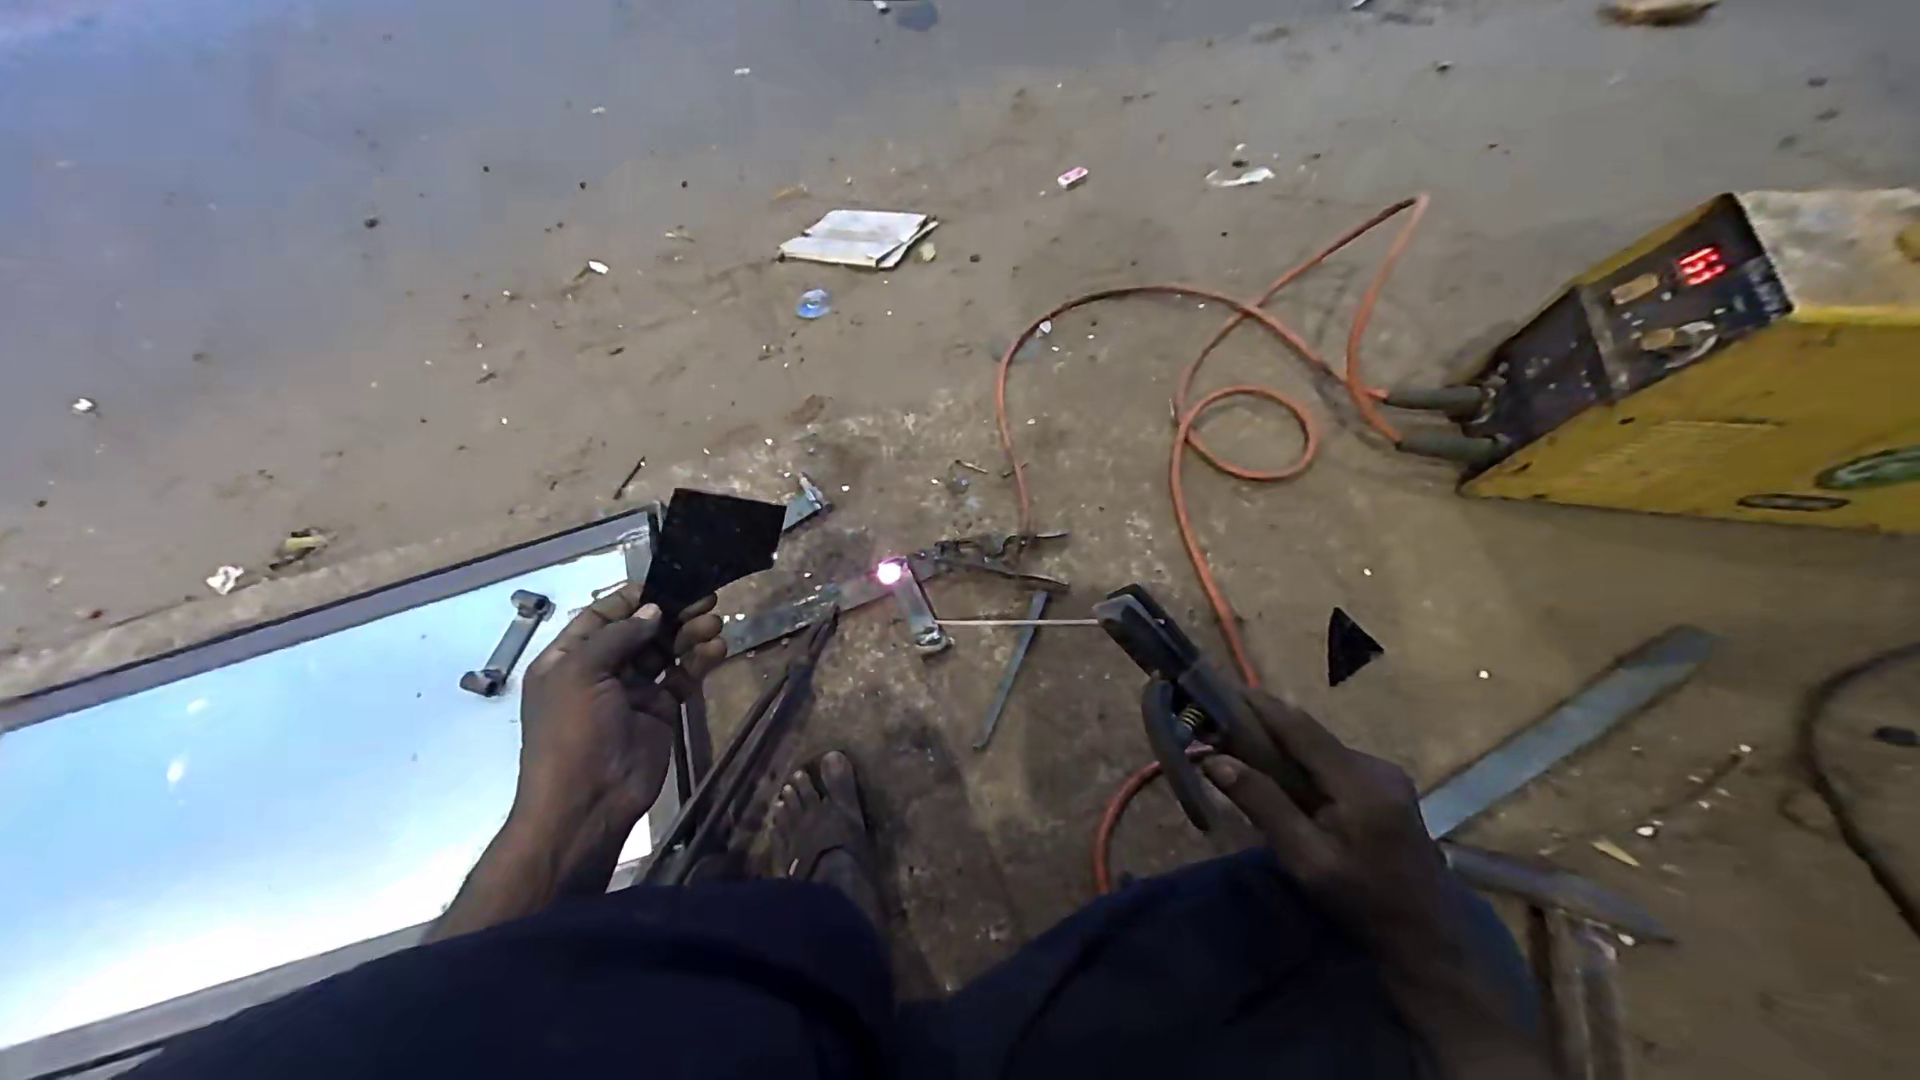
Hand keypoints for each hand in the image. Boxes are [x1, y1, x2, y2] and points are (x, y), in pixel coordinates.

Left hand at [427, 585, 724, 941]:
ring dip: (690, 634)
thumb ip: (617, 637)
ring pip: (667, 651)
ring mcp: (634, 691)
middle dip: (671, 613)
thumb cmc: (573, 732)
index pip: (602, 616)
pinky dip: (701, 661)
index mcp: (570, 658)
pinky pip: (683, 677)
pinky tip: (718, 649)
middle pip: (641, 630)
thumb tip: (653, 612)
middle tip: (705, 598)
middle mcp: (603, 670)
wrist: (588, 801)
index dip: (633, 599)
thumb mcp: (580, 674)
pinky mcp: (662, 710)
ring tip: (714, 623)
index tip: (667, 581)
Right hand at [1200, 690, 1466, 953]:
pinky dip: (1299, 761)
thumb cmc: (1362, 900)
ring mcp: (1383, 774)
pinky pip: (1329, 761)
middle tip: (1218, 727)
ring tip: (1238, 750)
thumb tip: (1214, 761)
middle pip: (1308, 734)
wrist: (1430, 937)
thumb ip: (1262, 804)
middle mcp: (1375, 766)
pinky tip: (1278, 778)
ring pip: (1317, 746)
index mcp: (1359, 782)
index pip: (1299, 727)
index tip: (1218, 692)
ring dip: (1279, 745)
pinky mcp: (1384, 785)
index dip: (1258, 706)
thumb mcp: (1305, 858)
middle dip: (1262, 726)